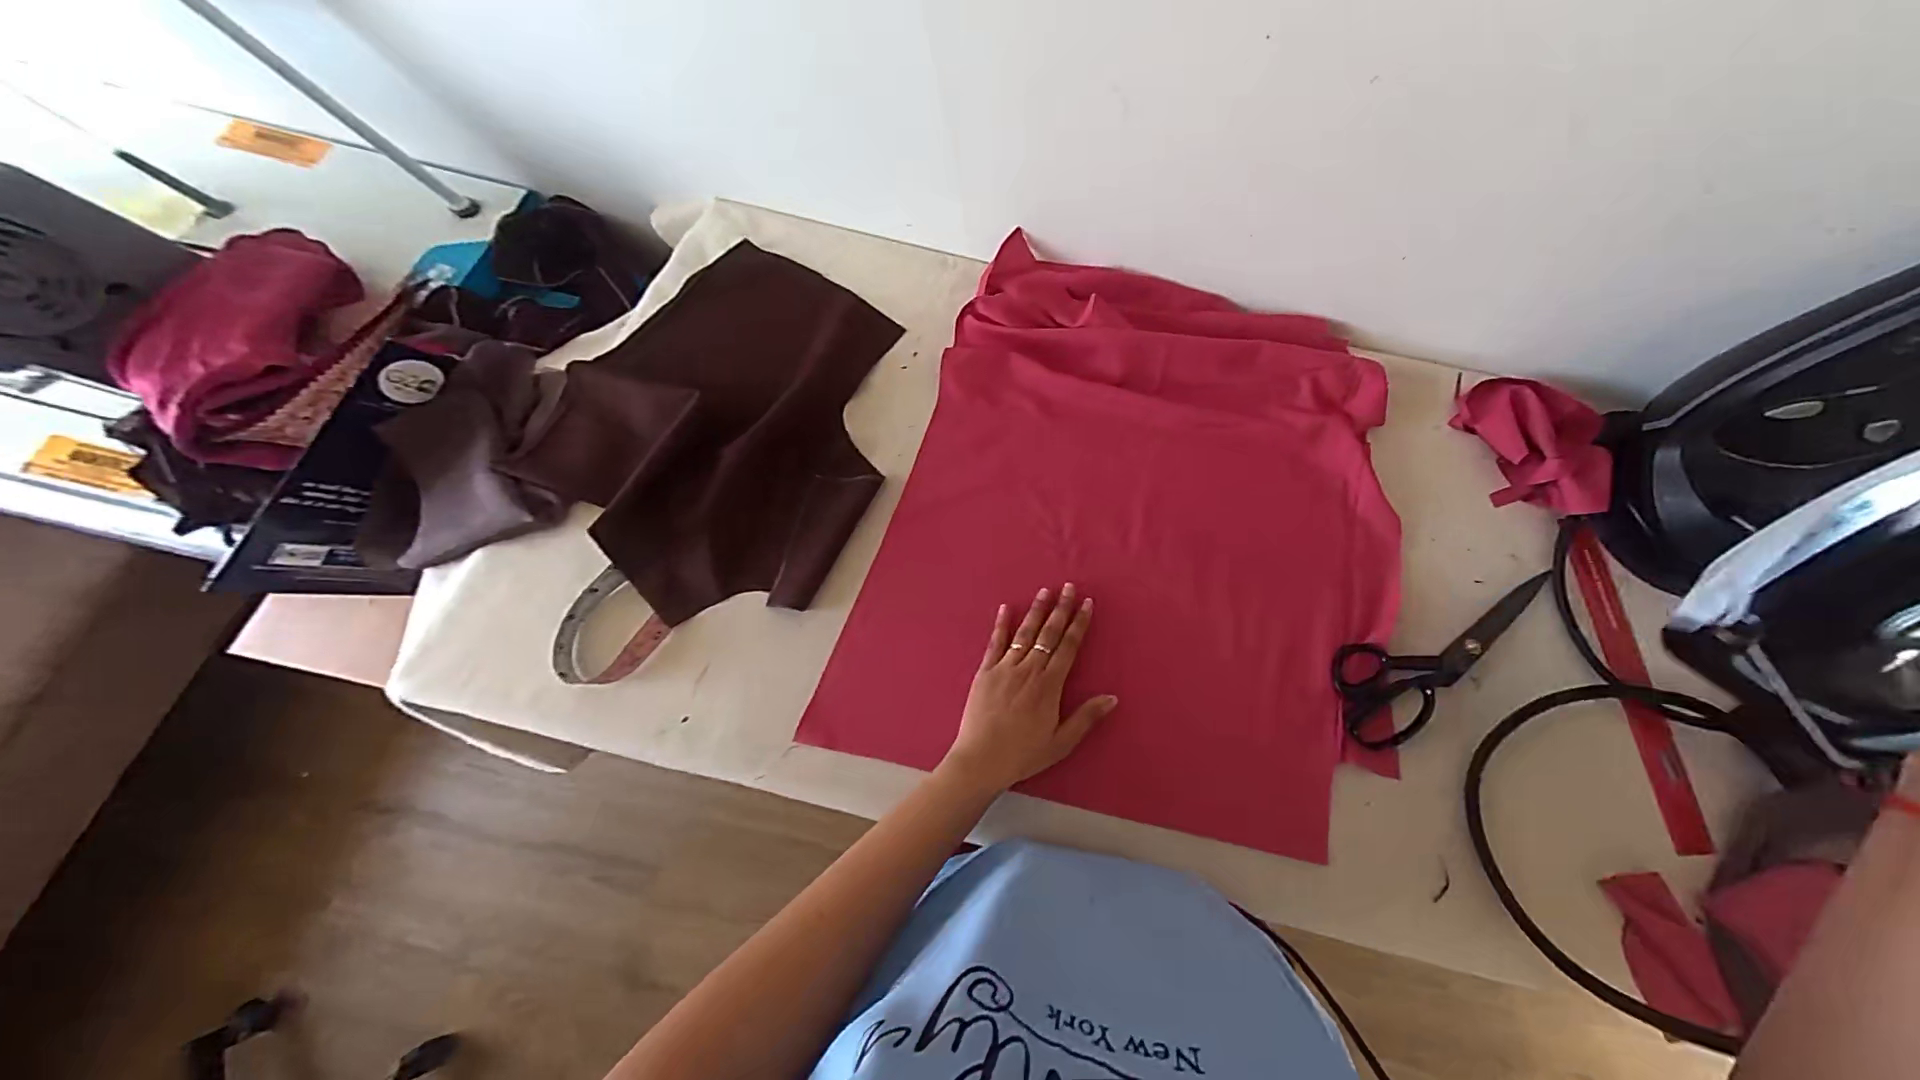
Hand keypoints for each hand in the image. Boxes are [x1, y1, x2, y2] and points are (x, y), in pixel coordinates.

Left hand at [939, 583, 1118, 794]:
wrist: (981, 759)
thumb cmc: (1023, 754)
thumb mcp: (1061, 741)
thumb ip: (1086, 717)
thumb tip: (1112, 698)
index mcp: (1049, 686)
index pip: (1068, 647)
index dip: (1078, 623)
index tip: (1086, 604)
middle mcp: (1028, 670)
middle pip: (1048, 634)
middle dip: (1060, 608)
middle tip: (1068, 587)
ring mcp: (1004, 668)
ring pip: (1024, 633)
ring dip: (1036, 611)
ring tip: (1044, 592)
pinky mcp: (984, 672)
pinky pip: (995, 643)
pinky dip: (1001, 624)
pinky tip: (1006, 608)